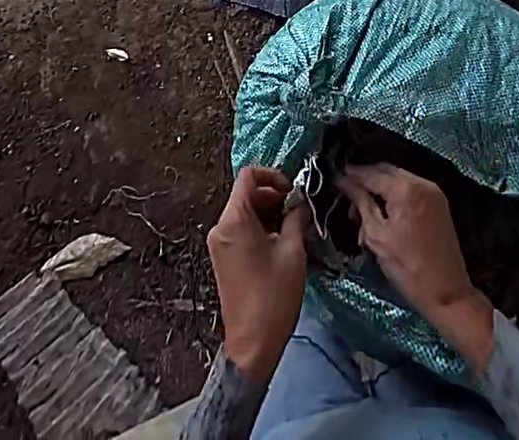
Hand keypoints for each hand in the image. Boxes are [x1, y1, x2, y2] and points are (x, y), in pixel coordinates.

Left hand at [206, 166, 309, 384]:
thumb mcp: (292, 252)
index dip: (272, 175)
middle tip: (298, 212)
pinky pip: (239, 229)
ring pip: (244, 212)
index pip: (248, 176)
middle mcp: (221, 226)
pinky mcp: (222, 256)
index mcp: (234, 219)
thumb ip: (295, 220)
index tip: (291, 190)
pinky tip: (279, 243)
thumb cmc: (273, 296)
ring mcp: (218, 242)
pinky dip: (258, 227)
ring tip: (293, 229)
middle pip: (245, 194)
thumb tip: (299, 203)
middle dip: (272, 196)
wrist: (252, 342)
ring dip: (268, 213)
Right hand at [337, 163, 496, 370]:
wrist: (447, 294)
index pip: (371, 174)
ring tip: (362, 203)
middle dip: (365, 178)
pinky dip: (394, 193)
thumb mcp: (376, 235)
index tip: (334, 177)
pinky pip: (409, 188)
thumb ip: (360, 202)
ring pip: (397, 178)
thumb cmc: (407, 267)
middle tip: (346, 190)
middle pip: (385, 171)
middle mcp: (421, 183)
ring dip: (379, 186)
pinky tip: (382, 207)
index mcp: (405, 189)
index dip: (350, 175)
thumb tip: (343, 181)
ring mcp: (433, 192)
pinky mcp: (438, 203)